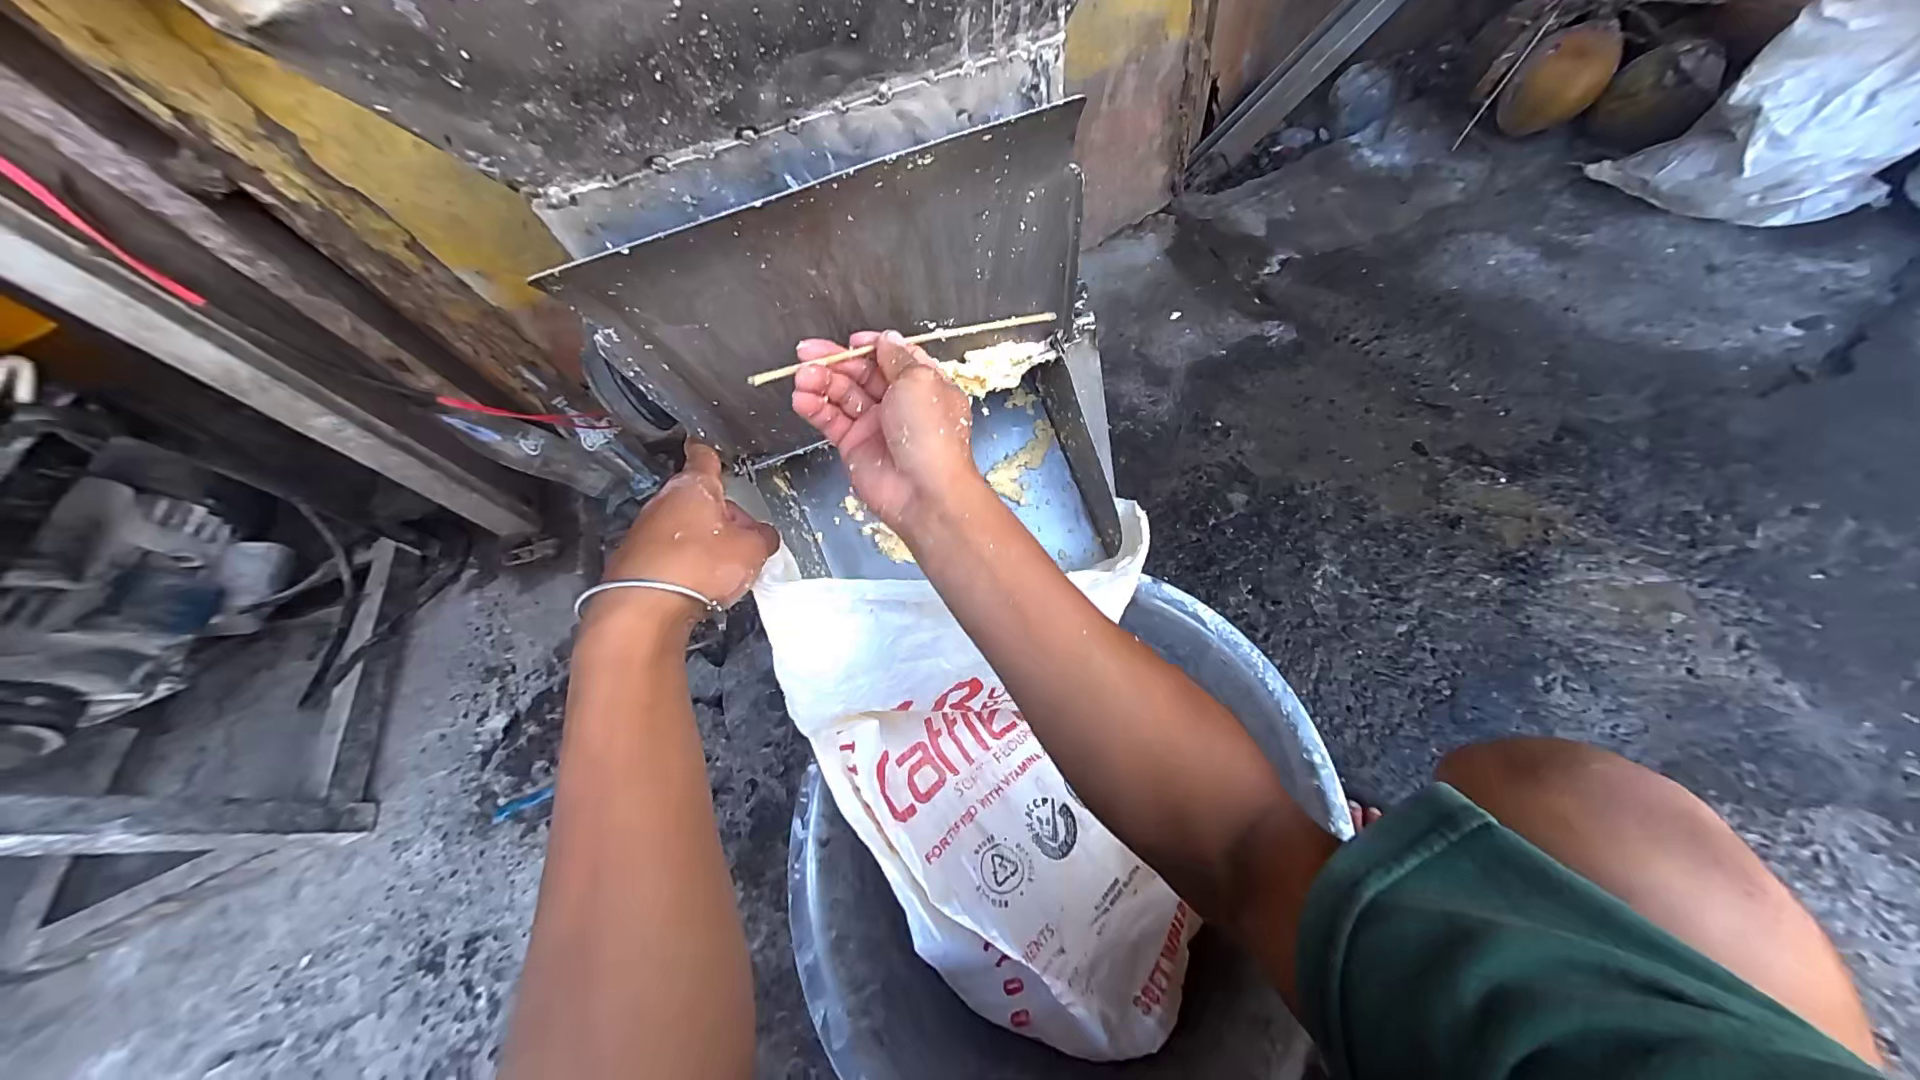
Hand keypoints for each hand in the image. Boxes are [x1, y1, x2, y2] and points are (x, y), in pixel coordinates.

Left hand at [601, 439, 778, 613]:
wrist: (646, 606)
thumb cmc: (698, 567)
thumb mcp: (752, 551)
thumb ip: (764, 537)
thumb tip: (764, 535)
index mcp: (694, 487)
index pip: (704, 457)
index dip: (710, 452)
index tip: (707, 446)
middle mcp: (664, 501)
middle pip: (698, 499)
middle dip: (719, 515)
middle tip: (741, 538)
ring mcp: (644, 529)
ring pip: (681, 526)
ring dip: (701, 540)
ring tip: (720, 568)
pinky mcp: (634, 558)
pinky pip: (667, 552)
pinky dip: (682, 563)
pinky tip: (695, 583)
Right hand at [791, 330, 978, 529]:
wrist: (926, 494)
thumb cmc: (933, 438)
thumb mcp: (919, 381)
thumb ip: (897, 358)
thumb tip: (886, 340)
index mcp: (922, 384)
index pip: (891, 357)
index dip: (870, 346)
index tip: (851, 341)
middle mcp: (899, 403)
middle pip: (861, 373)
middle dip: (835, 361)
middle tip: (808, 353)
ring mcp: (876, 425)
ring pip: (842, 395)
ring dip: (819, 382)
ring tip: (802, 377)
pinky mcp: (855, 446)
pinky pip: (830, 420)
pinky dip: (814, 407)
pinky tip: (801, 399)